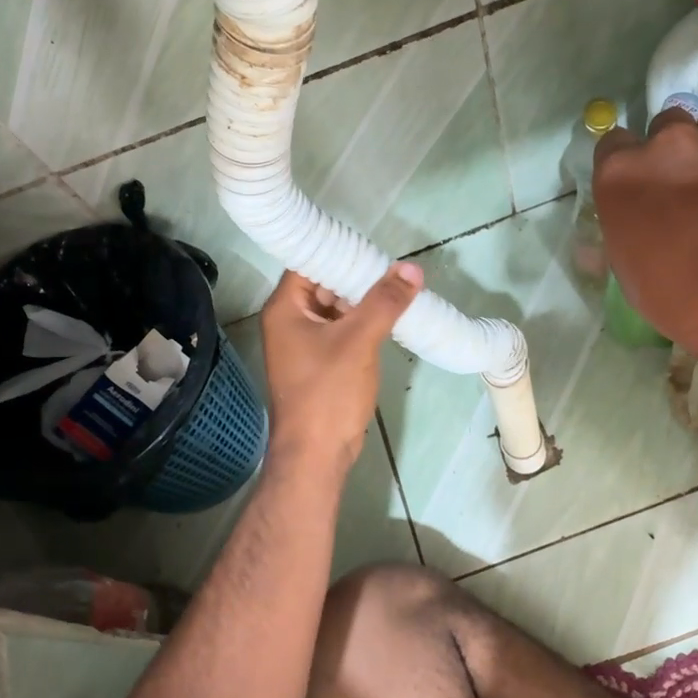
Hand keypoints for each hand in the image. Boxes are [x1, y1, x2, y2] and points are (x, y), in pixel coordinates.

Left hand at [258, 263, 422, 471]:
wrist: (317, 453)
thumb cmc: (328, 392)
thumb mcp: (359, 341)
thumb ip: (385, 302)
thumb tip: (412, 268)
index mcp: (285, 309)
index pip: (308, 262)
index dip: (338, 251)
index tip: (372, 244)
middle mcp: (291, 321)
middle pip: (324, 284)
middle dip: (358, 275)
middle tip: (394, 266)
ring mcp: (306, 344)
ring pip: (337, 308)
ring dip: (365, 300)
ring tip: (400, 287)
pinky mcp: (322, 363)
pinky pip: (344, 331)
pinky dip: (365, 322)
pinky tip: (393, 317)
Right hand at [592, 99, 697, 350]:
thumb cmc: (689, 301)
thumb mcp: (635, 279)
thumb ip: (628, 235)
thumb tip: (631, 226)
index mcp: (622, 177)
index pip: (614, 146)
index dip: (631, 165)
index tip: (645, 187)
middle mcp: (669, 142)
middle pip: (668, 125)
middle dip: (679, 151)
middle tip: (697, 189)